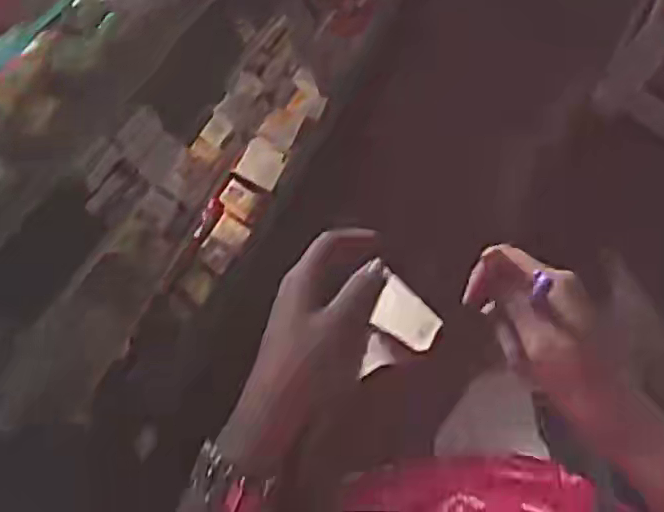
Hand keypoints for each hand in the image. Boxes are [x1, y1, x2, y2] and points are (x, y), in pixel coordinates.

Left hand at [218, 228, 387, 475]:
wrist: (270, 426)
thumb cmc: (306, 369)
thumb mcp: (340, 326)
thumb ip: (360, 291)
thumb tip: (377, 263)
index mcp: (301, 280)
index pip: (328, 243)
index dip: (357, 238)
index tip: (384, 242)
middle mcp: (296, 293)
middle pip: (332, 268)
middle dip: (363, 271)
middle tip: (391, 275)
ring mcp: (296, 320)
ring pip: (336, 298)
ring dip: (365, 303)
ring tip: (392, 317)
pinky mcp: (301, 346)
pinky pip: (336, 325)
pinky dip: (358, 328)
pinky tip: (377, 350)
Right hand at [463, 245, 640, 458]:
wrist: (619, 421)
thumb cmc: (577, 382)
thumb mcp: (536, 341)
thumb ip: (511, 303)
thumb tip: (489, 273)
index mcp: (554, 281)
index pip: (503, 255)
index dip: (481, 274)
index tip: (470, 305)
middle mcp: (559, 284)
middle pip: (509, 280)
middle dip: (497, 311)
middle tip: (502, 346)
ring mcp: (564, 304)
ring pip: (516, 305)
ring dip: (510, 333)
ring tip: (521, 365)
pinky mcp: (564, 325)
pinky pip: (529, 323)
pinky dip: (522, 344)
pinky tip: (531, 370)